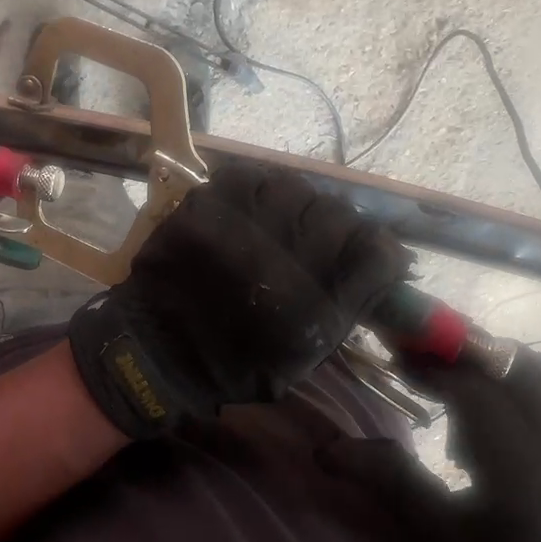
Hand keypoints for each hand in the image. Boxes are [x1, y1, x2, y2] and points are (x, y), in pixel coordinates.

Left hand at [68, 164, 405, 438]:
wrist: (157, 353)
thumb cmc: (233, 365)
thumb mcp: (302, 356)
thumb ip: (343, 307)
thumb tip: (384, 263)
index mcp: (312, 311)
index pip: (373, 253)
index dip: (379, 245)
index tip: (370, 247)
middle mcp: (282, 266)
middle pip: (337, 214)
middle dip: (340, 220)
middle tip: (325, 228)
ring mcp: (239, 234)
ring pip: (293, 187)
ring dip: (298, 199)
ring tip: (288, 213)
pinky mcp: (202, 212)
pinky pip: (245, 176)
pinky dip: (256, 185)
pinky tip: (255, 203)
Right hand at [321, 349, 540, 541]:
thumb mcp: (442, 537)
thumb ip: (390, 482)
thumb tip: (325, 448)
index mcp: (519, 460)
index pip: (468, 386)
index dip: (427, 365)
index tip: (395, 358)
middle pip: (500, 361)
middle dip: (455, 354)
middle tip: (420, 363)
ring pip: (531, 364)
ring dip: (488, 365)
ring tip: (461, 390)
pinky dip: (523, 378)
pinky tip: (506, 403)